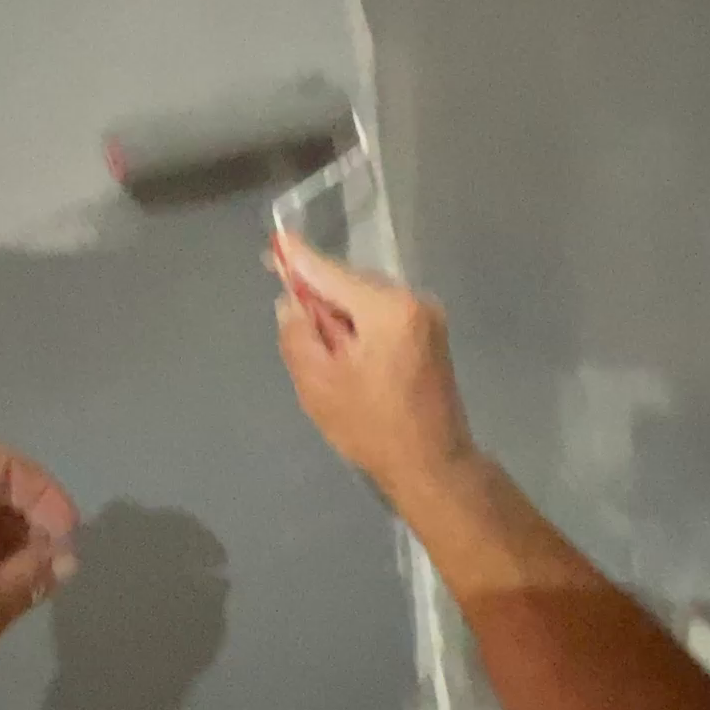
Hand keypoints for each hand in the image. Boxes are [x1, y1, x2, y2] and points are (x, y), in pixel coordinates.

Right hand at [271, 234, 477, 494]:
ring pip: (367, 301)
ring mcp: (427, 318)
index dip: (299, 261)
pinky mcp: (431, 336)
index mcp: (388, 309)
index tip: (276, 244)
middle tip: (294, 323)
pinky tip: (347, 354)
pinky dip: (360, 327)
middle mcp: (414, 301)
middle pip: (352, 285)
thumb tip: (291, 303)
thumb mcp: (319, 384)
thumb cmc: (372, 429)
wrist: (433, 465)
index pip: (332, 273)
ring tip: (321, 351)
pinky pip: (384, 317)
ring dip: (340, 316)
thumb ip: (298, 334)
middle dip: (321, 298)